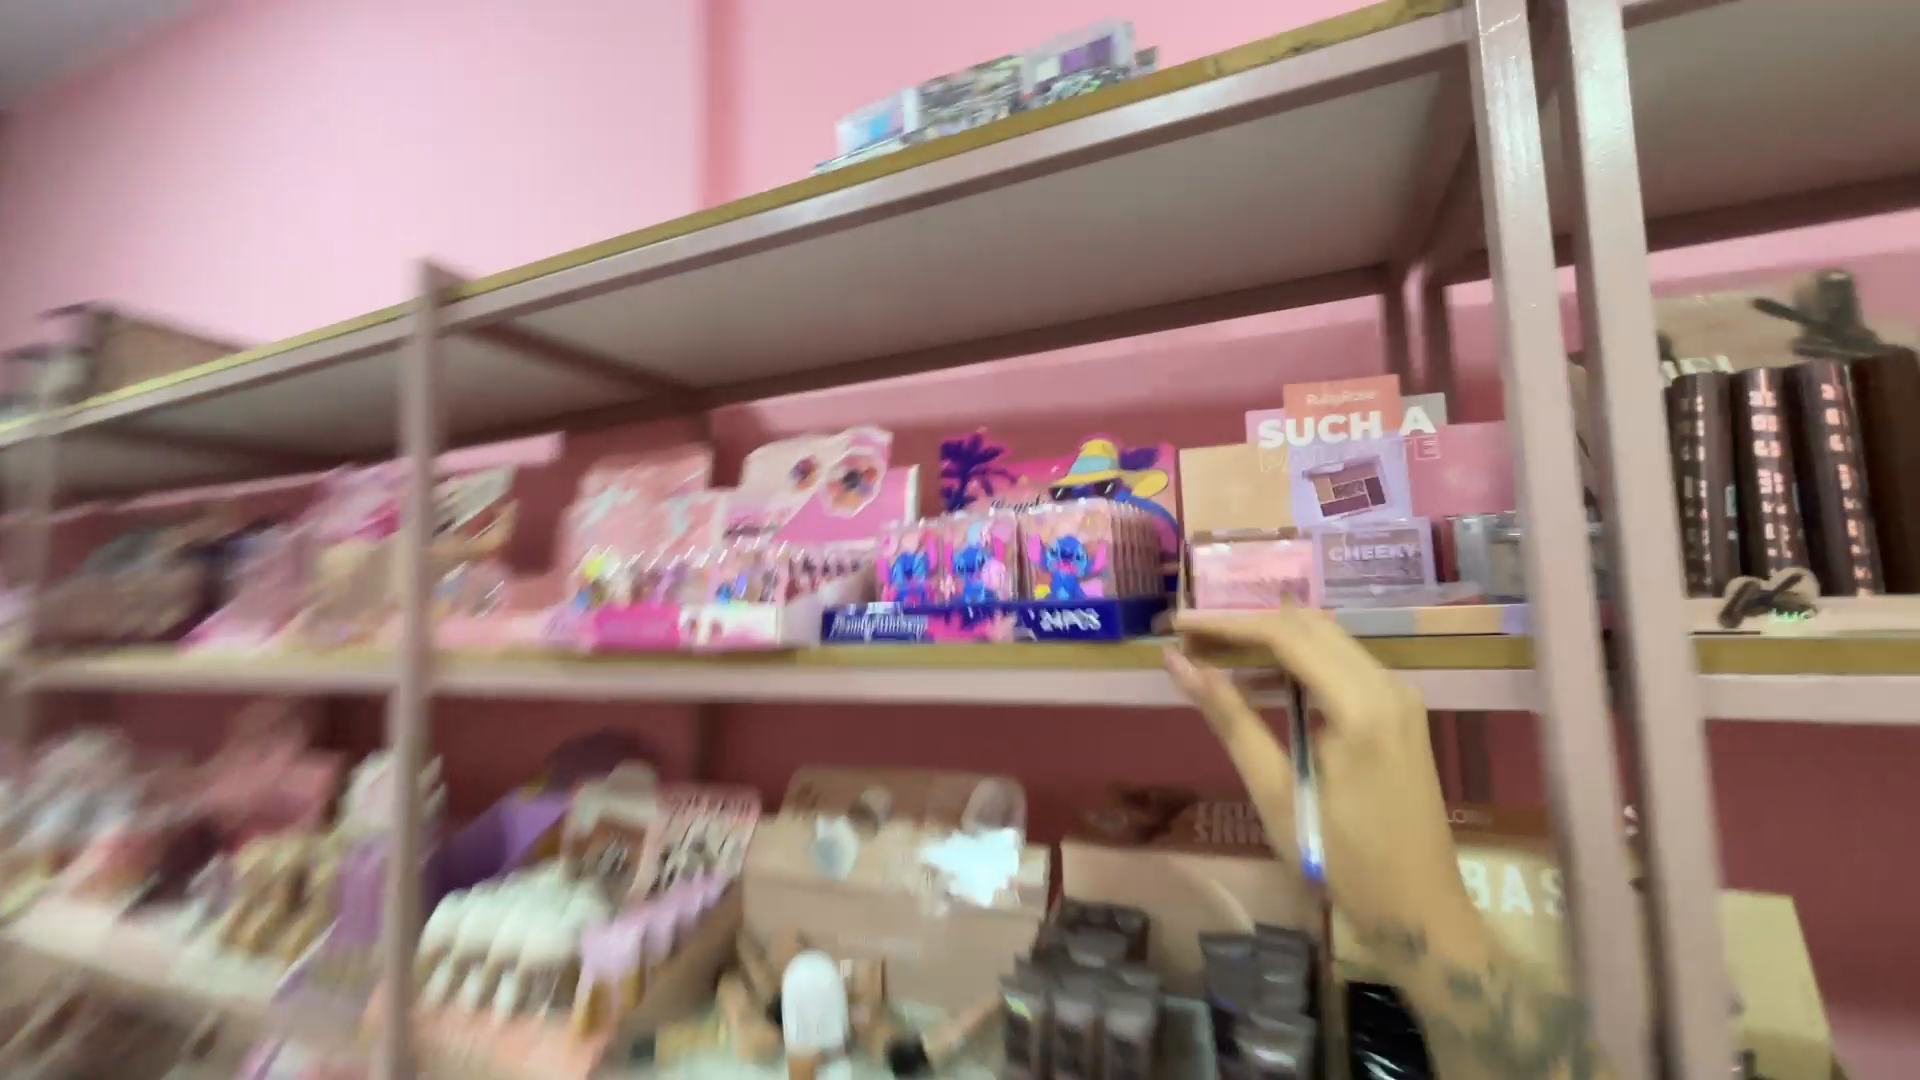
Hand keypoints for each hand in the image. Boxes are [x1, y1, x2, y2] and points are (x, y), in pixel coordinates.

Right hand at [1163, 608, 1481, 958]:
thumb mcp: (1275, 790)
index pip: (1285, 636)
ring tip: (1213, 655)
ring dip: (1269, 640)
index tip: (1178, 623)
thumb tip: (1178, 664)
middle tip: (1190, 640)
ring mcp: (1400, 698)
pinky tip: (1260, 680)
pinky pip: (1342, 663)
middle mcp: (1388, 687)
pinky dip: (1296, 661)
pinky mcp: (1398, 712)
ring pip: (1326, 640)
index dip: (1226, 624)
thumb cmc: (1341, 859)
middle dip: (1245, 627)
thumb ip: (1229, 717)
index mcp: (1361, 707)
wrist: (1420, 911)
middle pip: (1307, 627)